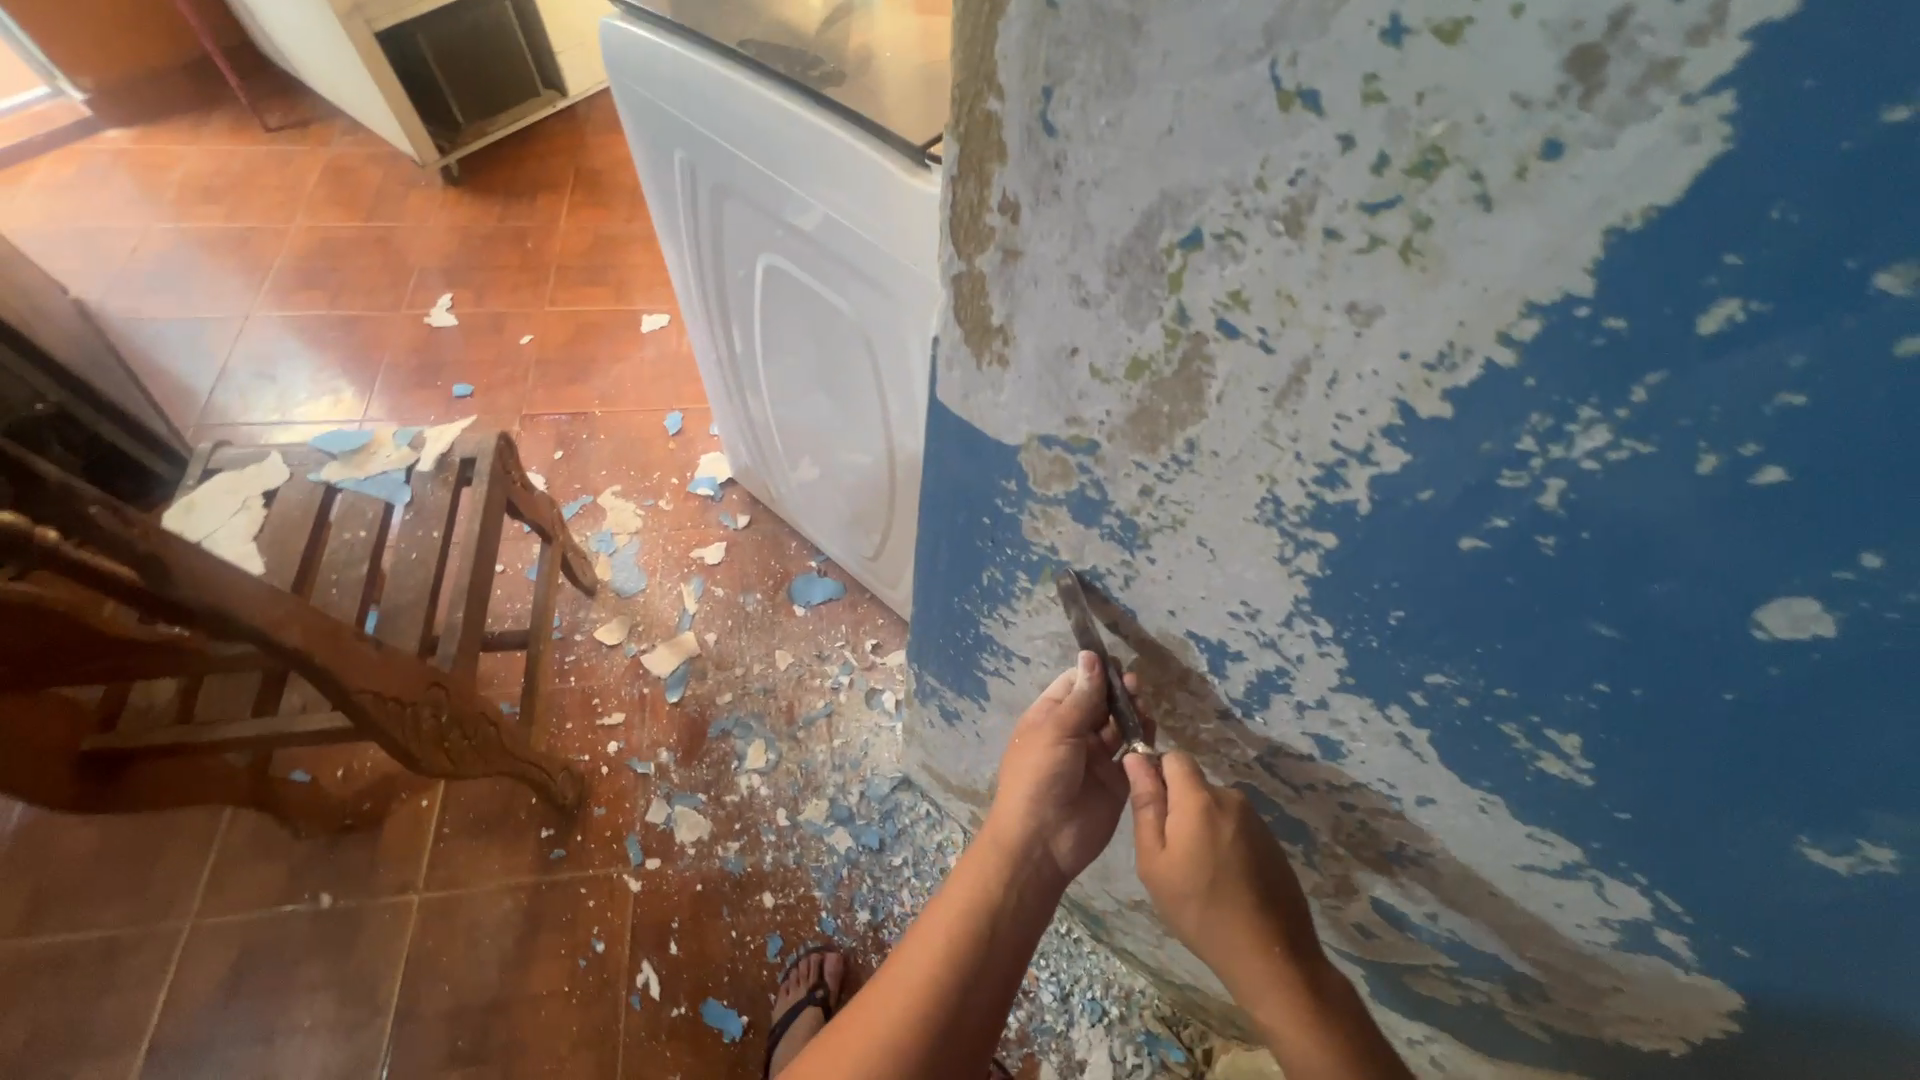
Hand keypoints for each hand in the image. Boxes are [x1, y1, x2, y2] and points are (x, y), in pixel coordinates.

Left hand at [983, 652, 1143, 888]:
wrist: (1042, 841)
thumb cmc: (1039, 777)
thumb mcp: (1057, 730)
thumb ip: (1081, 697)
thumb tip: (1090, 655)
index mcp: (1049, 718)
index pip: (1075, 684)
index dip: (1095, 673)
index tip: (1116, 664)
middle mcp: (1073, 734)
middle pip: (1101, 704)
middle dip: (1118, 693)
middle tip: (1135, 685)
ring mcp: (1096, 758)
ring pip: (1119, 727)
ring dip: (1131, 714)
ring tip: (1143, 706)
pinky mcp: (1117, 782)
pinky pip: (1133, 755)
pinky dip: (1142, 741)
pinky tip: (1150, 730)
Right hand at [1124, 752, 1327, 999]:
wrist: (1269, 954)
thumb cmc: (1198, 908)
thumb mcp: (1154, 861)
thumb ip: (1145, 804)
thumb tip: (1135, 759)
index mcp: (1199, 799)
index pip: (1174, 757)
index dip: (1157, 774)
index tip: (1151, 810)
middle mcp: (1231, 798)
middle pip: (1194, 785)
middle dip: (1178, 807)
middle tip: (1171, 855)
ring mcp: (1256, 820)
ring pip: (1214, 808)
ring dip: (1201, 827)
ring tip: (1198, 873)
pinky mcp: (1272, 842)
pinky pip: (1235, 827)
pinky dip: (1224, 843)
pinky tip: (1224, 881)